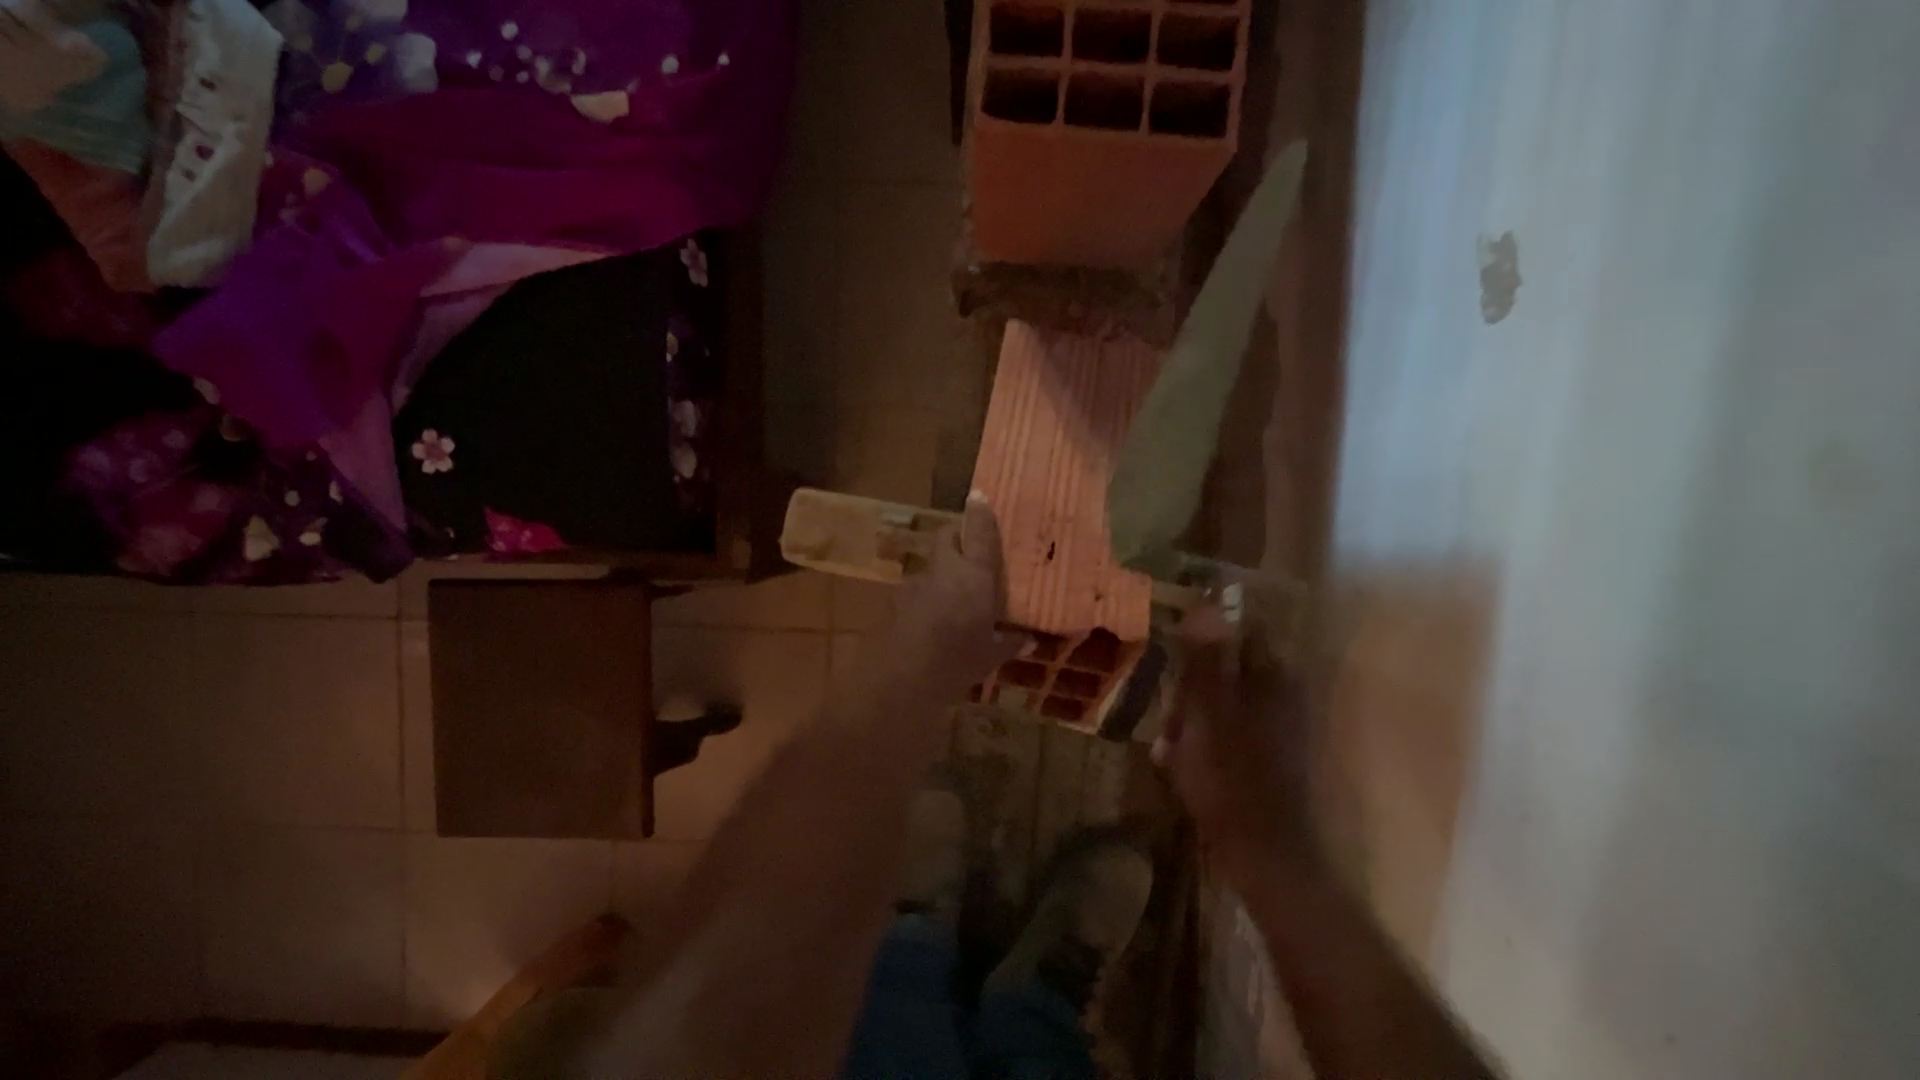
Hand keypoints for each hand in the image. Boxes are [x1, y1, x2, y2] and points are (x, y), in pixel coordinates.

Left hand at [879, 491, 1021, 701]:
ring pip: (931, 564)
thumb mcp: (990, 656)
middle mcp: (944, 570)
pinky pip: (916, 589)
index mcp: (974, 576)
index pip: (980, 533)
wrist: (897, 678)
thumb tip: (1030, 639)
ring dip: (942, 571)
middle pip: (947, 536)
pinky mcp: (894, 600)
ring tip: (953, 593)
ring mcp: (914, 583)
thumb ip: (1010, 642)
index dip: (980, 512)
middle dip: (957, 536)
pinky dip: (926, 596)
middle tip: (970, 547)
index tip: (979, 495)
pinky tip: (931, 619)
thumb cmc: (955, 663)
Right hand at [1155, 607, 1322, 887]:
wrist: (1262, 851)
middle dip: (1188, 690)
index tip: (1170, 666)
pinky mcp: (1266, 756)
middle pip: (1222, 669)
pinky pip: (1224, 733)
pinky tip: (1182, 766)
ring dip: (1190, 719)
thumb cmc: (1229, 778)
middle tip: (1169, 721)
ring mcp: (1276, 727)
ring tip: (1170, 750)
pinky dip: (1201, 743)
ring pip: (1218, 703)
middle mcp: (1279, 694)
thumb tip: (1207, 603)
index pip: (1232, 634)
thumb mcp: (1206, 712)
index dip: (1197, 644)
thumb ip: (1206, 659)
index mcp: (1269, 677)